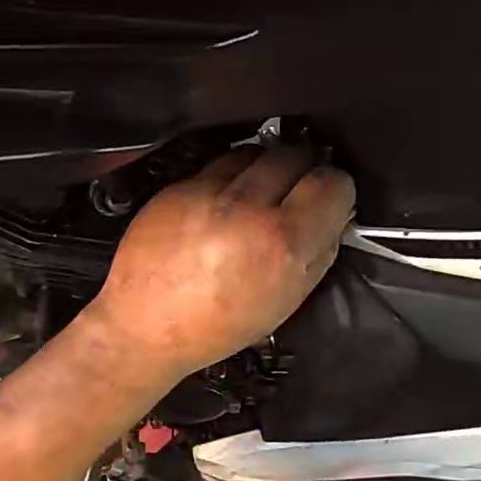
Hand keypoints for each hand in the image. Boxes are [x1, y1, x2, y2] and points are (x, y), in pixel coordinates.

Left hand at [82, 144, 354, 379]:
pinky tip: (222, 204)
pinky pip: (214, 167)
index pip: (332, 183)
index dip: (335, 189)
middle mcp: (245, 210)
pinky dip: (227, 179)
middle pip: (293, 156)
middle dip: (301, 171)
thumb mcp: (283, 302)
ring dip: (263, 169)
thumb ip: (317, 254)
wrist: (145, 327)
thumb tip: (333, 217)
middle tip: (294, 191)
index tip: (328, 198)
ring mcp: (206, 195)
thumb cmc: (214, 327)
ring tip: (257, 194)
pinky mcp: (176, 190)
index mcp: (281, 243)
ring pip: (253, 153)